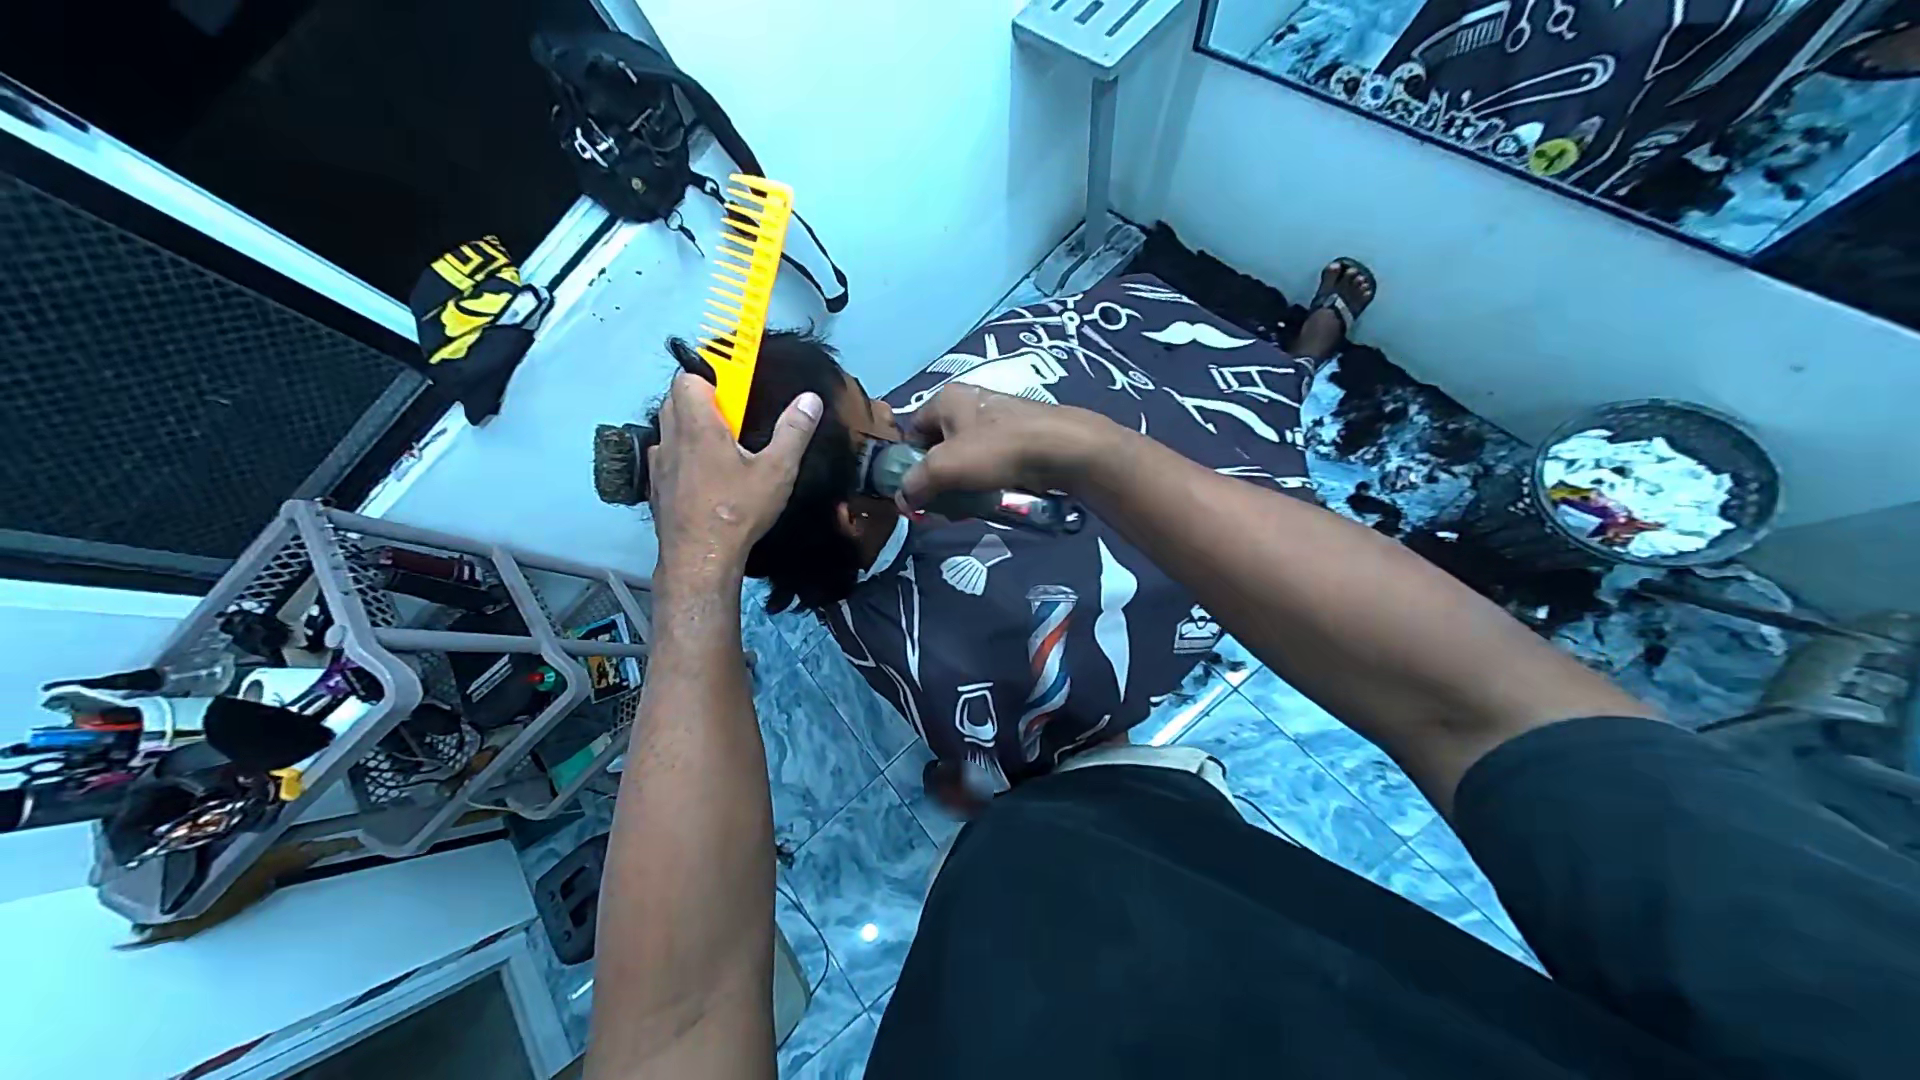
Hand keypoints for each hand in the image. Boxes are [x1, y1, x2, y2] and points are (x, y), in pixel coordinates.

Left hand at [647, 373, 820, 578]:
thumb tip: (810, 399)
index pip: (689, 375)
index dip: (711, 373)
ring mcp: (659, 461)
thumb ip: (793, 431)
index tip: (736, 387)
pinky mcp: (656, 485)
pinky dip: (682, 453)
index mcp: (698, 424)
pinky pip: (666, 454)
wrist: (700, 558)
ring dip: (691, 424)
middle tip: (735, 417)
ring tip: (723, 446)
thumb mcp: (777, 471)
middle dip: (704, 397)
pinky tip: (706, 475)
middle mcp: (671, 436)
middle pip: (677, 397)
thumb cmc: (738, 510)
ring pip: (669, 425)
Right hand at [899, 384, 1119, 508]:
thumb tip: (902, 500)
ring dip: (963, 482)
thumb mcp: (944, 468)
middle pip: (940, 444)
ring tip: (968, 505)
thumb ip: (916, 483)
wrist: (1060, 448)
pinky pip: (992, 460)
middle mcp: (970, 401)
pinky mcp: (1020, 435)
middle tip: (942, 502)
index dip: (910, 460)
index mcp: (946, 398)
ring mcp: (998, 417)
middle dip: (938, 476)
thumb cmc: (995, 450)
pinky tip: (992, 496)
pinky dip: (987, 478)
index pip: (913, 430)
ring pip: (967, 455)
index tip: (916, 487)